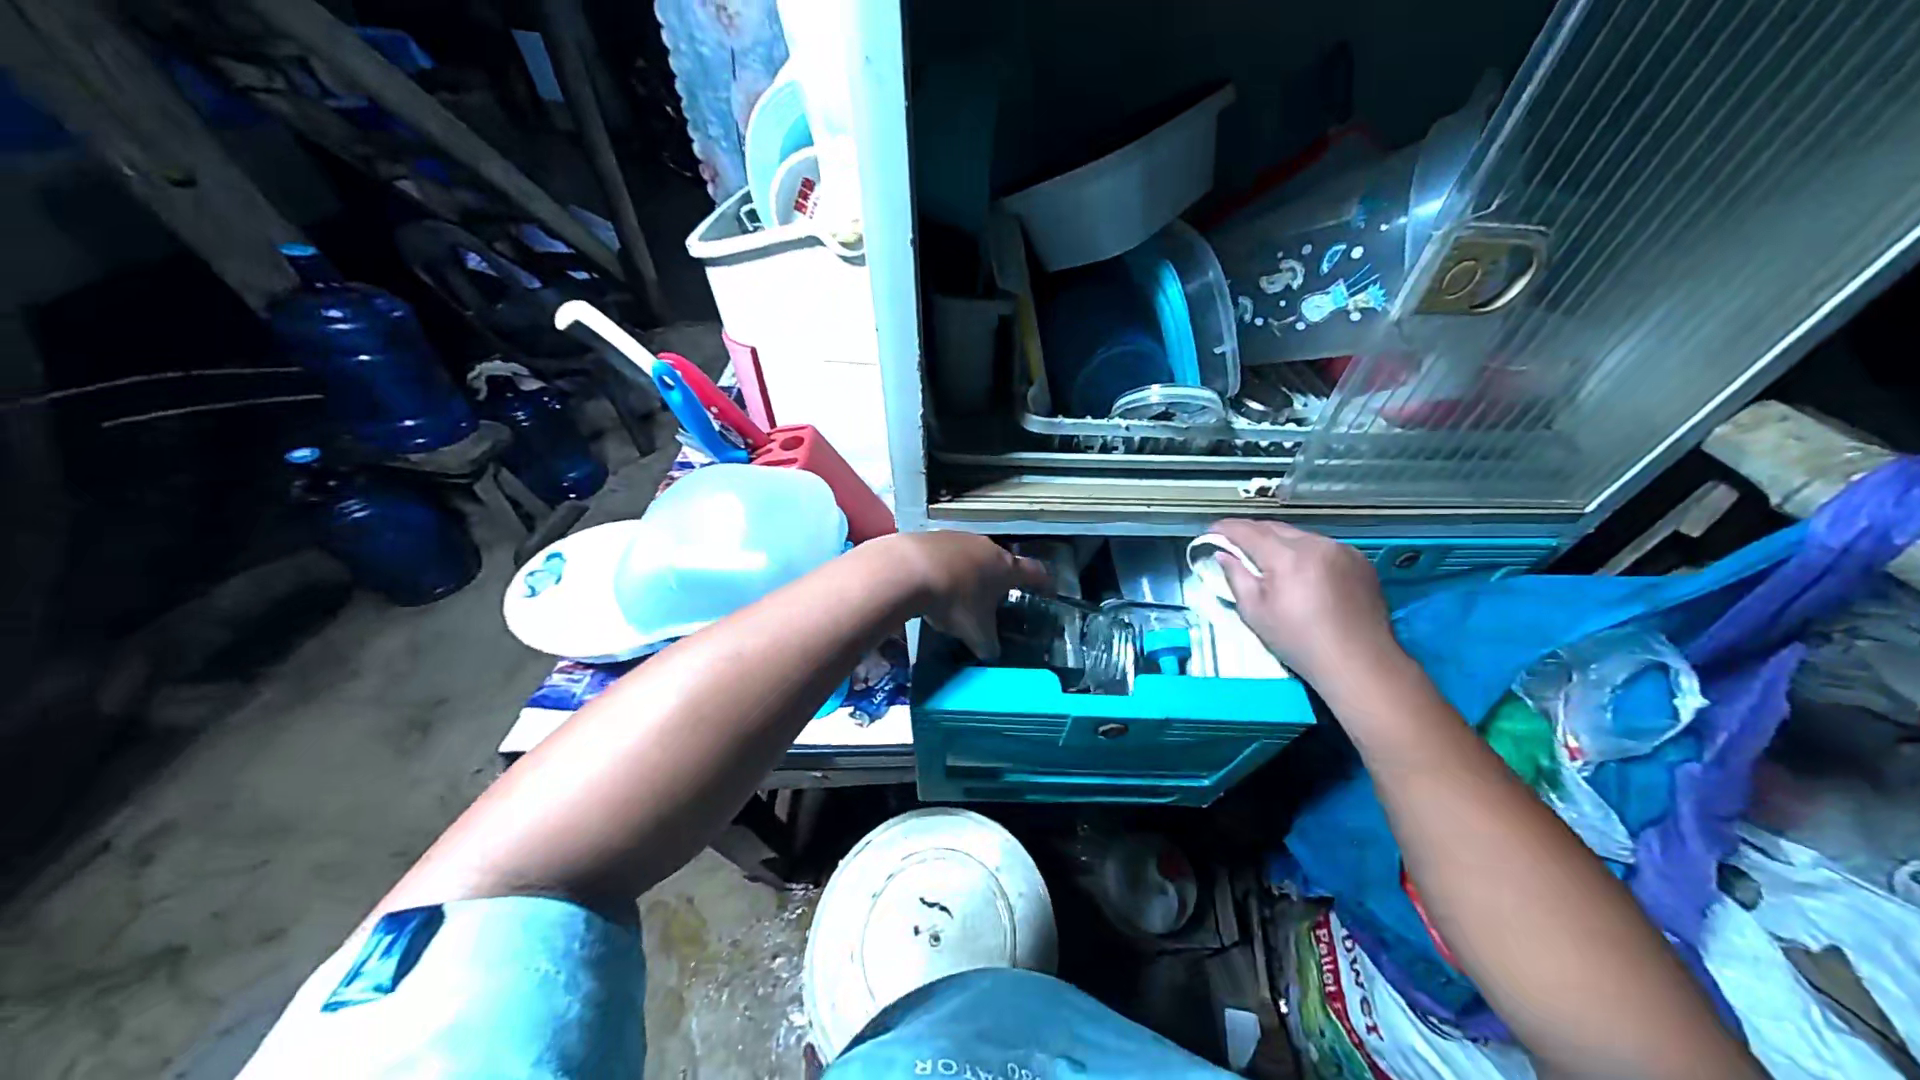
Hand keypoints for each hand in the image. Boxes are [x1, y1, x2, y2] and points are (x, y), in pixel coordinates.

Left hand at [884, 532, 1051, 658]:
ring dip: (970, 574)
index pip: (1035, 572)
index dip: (1044, 583)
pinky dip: (945, 569)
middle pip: (1001, 563)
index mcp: (1006, 567)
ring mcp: (958, 537)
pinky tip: (933, 585)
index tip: (1049, 591)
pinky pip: (945, 556)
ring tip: (960, 595)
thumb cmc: (954, 600)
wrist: (907, 570)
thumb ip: (989, 644)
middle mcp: (986, 546)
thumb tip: (991, 653)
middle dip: (999, 581)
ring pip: (971, 557)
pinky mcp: (931, 537)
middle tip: (995, 601)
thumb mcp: (976, 632)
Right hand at [1208, 519, 1399, 688]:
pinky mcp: (1359, 560)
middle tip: (1232, 543)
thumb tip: (1223, 554)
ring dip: (1279, 541)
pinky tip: (1300, 570)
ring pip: (1300, 536)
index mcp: (1288, 557)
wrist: (1359, 662)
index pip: (1248, 531)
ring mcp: (1341, 550)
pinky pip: (1322, 547)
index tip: (1210, 531)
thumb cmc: (1299, 641)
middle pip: (1275, 528)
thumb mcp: (1255, 612)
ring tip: (1265, 557)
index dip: (1225, 528)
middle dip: (1251, 532)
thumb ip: (1236, 577)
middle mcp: (1316, 544)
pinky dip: (1305, 552)